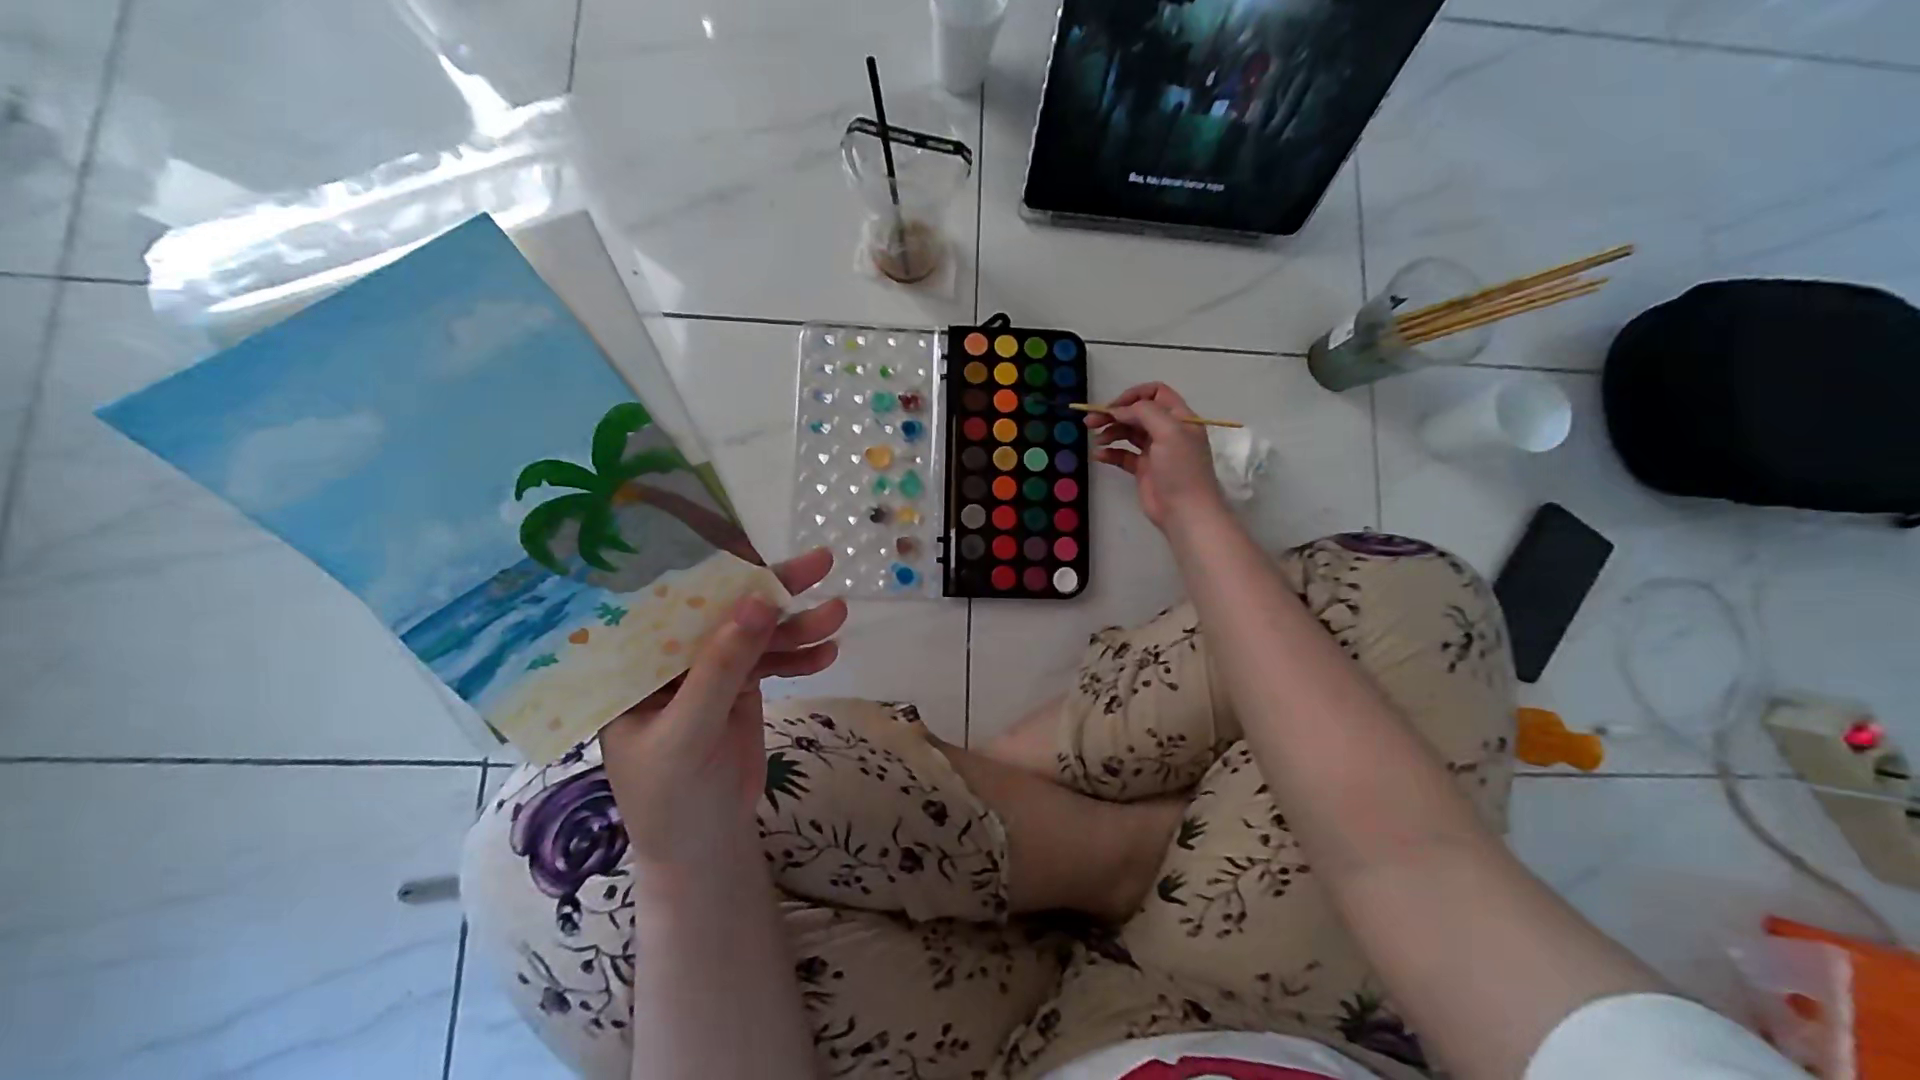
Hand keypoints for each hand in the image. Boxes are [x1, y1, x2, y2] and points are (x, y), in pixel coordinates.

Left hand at [598, 548, 846, 865]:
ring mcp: (710, 671)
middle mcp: (672, 656)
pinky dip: (800, 656)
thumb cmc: (670, 798)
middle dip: (773, 590)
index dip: (713, 569)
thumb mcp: (688, 733)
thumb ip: (720, 668)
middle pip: (724, 610)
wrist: (703, 847)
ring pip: (757, 634)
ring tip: (838, 615)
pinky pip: (773, 660)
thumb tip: (757, 602)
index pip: (673, 601)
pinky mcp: (740, 687)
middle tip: (821, 563)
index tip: (758, 545)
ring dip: (798, 625)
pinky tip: (828, 652)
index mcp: (638, 661)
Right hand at [1088, 382, 1226, 528]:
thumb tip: (1119, 410)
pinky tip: (1099, 456)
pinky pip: (1123, 455)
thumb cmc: (1181, 469)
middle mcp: (1167, 431)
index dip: (1133, 395)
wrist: (1185, 512)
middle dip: (1114, 414)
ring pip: (1128, 432)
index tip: (1114, 407)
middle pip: (1137, 412)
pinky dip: (1110, 452)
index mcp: (1179, 418)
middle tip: (1091, 421)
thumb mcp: (1169, 432)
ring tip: (1097, 440)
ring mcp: (1155, 451)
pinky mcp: (1143, 469)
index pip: (1156, 393)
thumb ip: (1144, 413)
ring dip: (1110, 431)